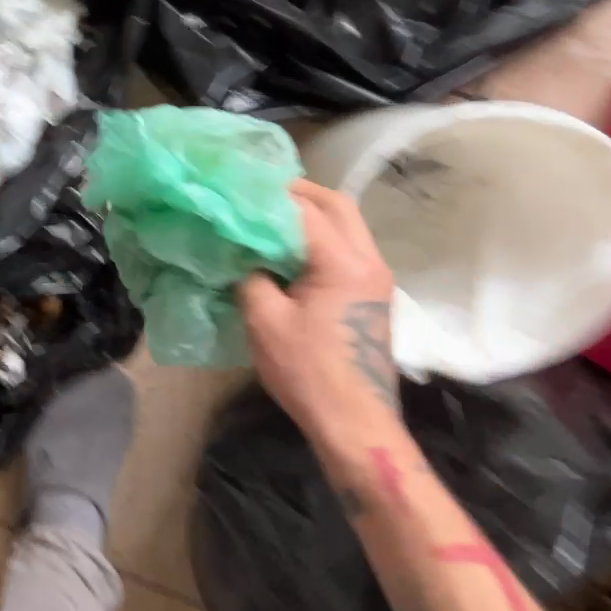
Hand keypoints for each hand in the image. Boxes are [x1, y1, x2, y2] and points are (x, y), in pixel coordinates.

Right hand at [240, 181, 399, 444]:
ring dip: (310, 213)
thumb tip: (238, 250)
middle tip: (256, 192)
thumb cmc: (306, 370)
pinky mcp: (371, 294)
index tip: (234, 190)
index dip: (267, 196)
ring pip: (346, 225)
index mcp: (344, 263)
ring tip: (266, 216)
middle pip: (338, 205)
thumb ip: (250, 274)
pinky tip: (285, 248)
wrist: (353, 420)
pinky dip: (317, 236)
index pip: (304, 210)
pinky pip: (346, 247)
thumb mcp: (264, 319)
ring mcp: (375, 278)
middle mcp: (369, 261)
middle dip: (298, 192)